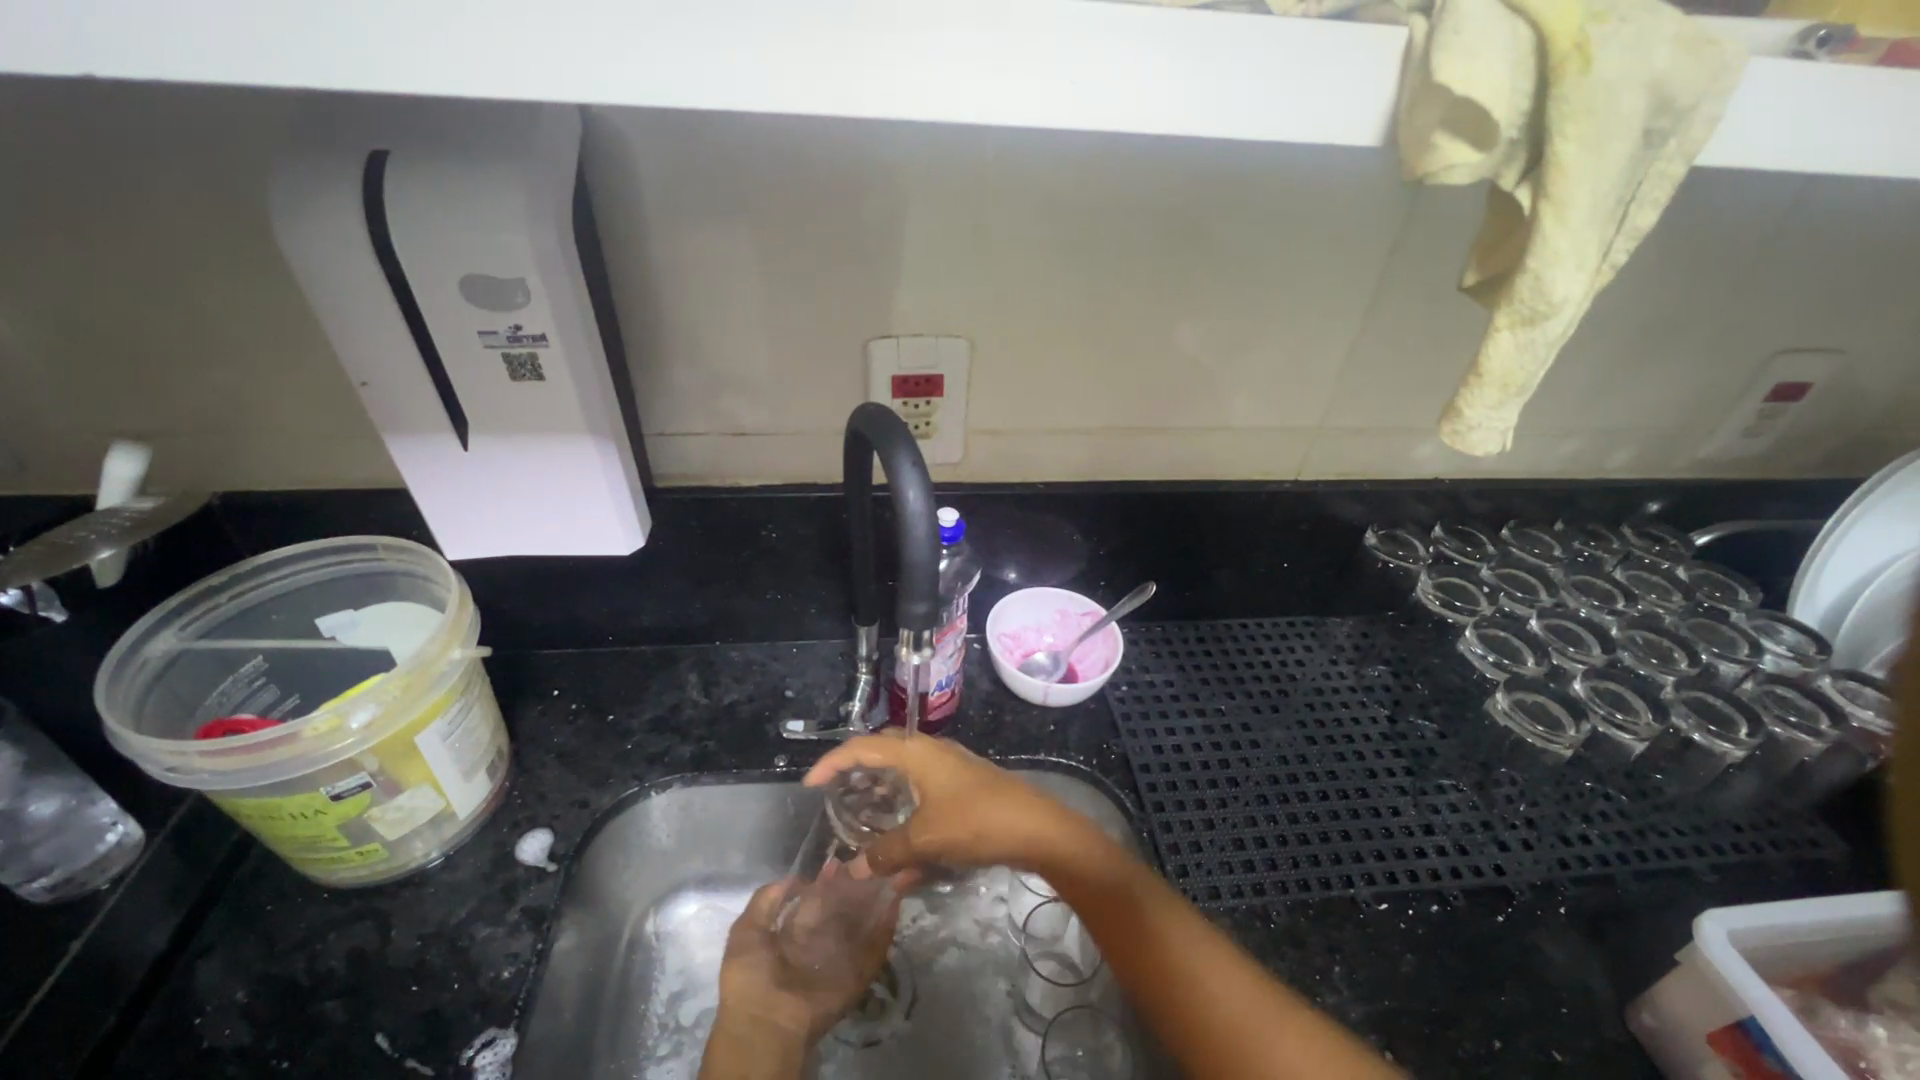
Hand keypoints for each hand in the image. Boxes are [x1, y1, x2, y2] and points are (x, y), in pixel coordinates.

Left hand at [713, 878, 900, 1045]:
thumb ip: (766, 900)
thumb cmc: (751, 976)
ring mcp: (839, 960)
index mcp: (789, 937)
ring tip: (888, 872)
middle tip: (866, 864)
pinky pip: (874, 948)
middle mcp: (818, 946)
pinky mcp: (857, 975)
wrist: (767, 1022)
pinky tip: (895, 899)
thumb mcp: (745, 931)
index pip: (812, 904)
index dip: (824, 883)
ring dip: (874, 900)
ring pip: (860, 925)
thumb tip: (796, 877)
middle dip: (852, 888)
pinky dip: (886, 925)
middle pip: (840, 911)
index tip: (836, 863)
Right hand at [803, 732, 1094, 875]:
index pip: (863, 747)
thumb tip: (857, 868)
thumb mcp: (925, 839)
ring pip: (908, 779)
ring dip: (887, 802)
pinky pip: (928, 799)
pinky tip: (908, 861)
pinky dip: (911, 820)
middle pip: (886, 755)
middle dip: (860, 775)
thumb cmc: (976, 822)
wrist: (1039, 829)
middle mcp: (933, 753)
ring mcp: (953, 770)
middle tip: (839, 798)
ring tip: (868, 828)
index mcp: (917, 752)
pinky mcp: (968, 791)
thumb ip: (887, 852)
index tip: (810, 784)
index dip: (832, 763)